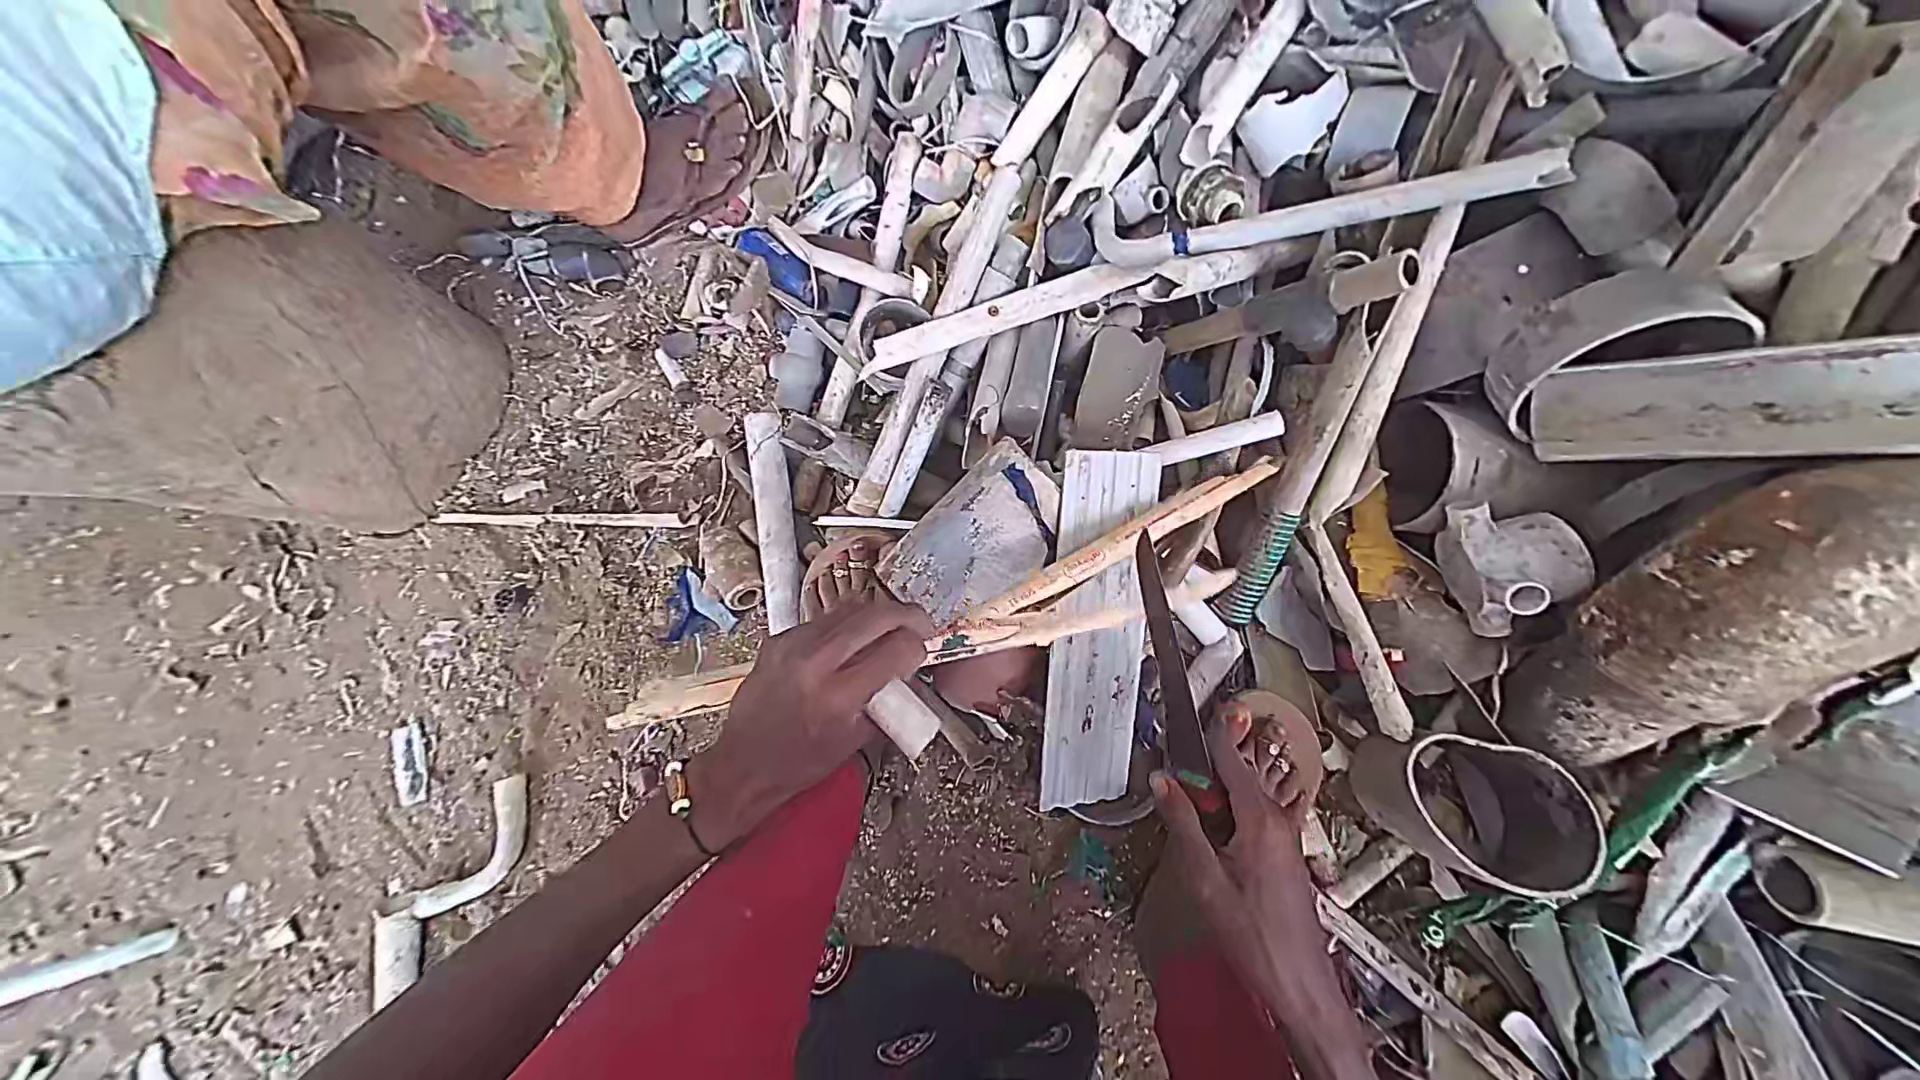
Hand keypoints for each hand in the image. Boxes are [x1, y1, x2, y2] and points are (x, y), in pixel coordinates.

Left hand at [690, 595, 931, 847]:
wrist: (743, 764)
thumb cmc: (802, 762)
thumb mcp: (856, 739)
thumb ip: (888, 701)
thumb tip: (910, 671)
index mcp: (839, 695)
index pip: (897, 648)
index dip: (919, 646)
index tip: (923, 650)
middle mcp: (816, 662)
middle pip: (877, 614)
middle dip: (908, 615)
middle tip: (921, 625)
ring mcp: (794, 644)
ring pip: (851, 607)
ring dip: (878, 615)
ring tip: (889, 629)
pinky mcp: (779, 638)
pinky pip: (824, 619)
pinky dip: (846, 625)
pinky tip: (850, 643)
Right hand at [1151, 704, 1320, 1002]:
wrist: (1302, 987)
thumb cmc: (1254, 937)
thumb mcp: (1205, 878)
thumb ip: (1183, 823)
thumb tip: (1162, 782)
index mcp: (1259, 820)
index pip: (1231, 759)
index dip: (1216, 729)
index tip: (1207, 703)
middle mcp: (1278, 822)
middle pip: (1244, 770)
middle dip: (1221, 746)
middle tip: (1202, 725)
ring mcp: (1285, 839)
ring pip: (1255, 789)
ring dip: (1232, 770)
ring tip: (1214, 753)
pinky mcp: (1284, 854)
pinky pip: (1262, 810)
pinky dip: (1244, 795)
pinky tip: (1233, 801)